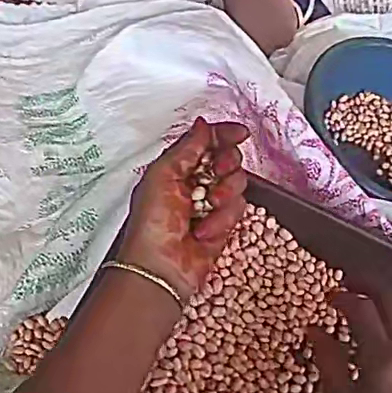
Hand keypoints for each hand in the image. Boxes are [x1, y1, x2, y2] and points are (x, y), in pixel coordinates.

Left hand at [116, 118, 248, 298]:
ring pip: (237, 184)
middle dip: (227, 163)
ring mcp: (211, 205)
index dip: (224, 135)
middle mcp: (196, 183)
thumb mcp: (163, 175)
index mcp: (177, 167)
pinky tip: (204, 230)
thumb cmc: (152, 225)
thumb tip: (202, 125)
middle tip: (218, 171)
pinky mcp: (223, 225)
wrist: (161, 267)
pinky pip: (238, 209)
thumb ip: (187, 148)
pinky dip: (222, 219)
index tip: (239, 133)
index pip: (206, 142)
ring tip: (208, 205)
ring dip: (225, 193)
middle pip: (228, 159)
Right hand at [308, 289, 391, 392]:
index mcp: (383, 358)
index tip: (327, 296)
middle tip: (348, 284)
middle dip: (370, 286)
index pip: (363, 310)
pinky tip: (377, 336)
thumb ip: (328, 360)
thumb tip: (314, 329)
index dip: (343, 297)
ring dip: (384, 303)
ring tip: (361, 306)